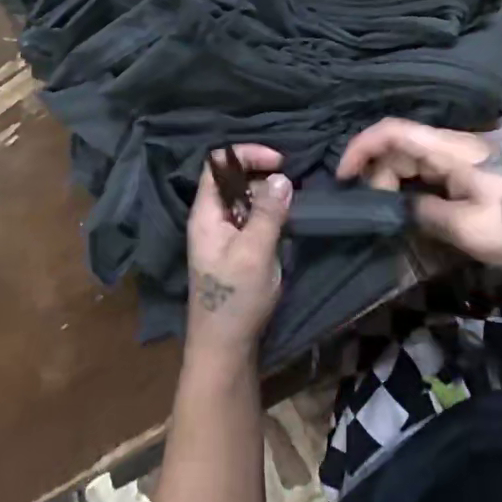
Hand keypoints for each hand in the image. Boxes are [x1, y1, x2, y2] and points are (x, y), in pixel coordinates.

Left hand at [186, 144, 292, 361]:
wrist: (224, 345)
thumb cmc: (235, 298)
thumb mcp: (255, 251)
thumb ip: (267, 213)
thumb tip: (281, 178)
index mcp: (205, 213)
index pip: (217, 164)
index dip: (246, 155)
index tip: (280, 162)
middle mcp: (211, 219)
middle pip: (233, 180)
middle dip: (263, 175)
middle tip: (293, 185)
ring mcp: (223, 236)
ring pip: (245, 201)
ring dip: (269, 197)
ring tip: (295, 203)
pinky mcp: (236, 252)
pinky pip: (251, 222)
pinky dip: (270, 216)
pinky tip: (288, 222)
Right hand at [337, 118, 501, 270]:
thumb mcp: (464, 229)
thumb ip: (418, 212)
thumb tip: (390, 207)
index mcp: (452, 149)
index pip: (392, 131)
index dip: (359, 147)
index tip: (341, 178)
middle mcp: (454, 146)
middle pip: (398, 147)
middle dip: (376, 176)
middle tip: (376, 215)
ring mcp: (462, 160)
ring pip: (410, 161)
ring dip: (391, 185)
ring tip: (389, 217)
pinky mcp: (469, 175)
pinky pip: (426, 174)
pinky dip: (409, 190)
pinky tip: (407, 213)